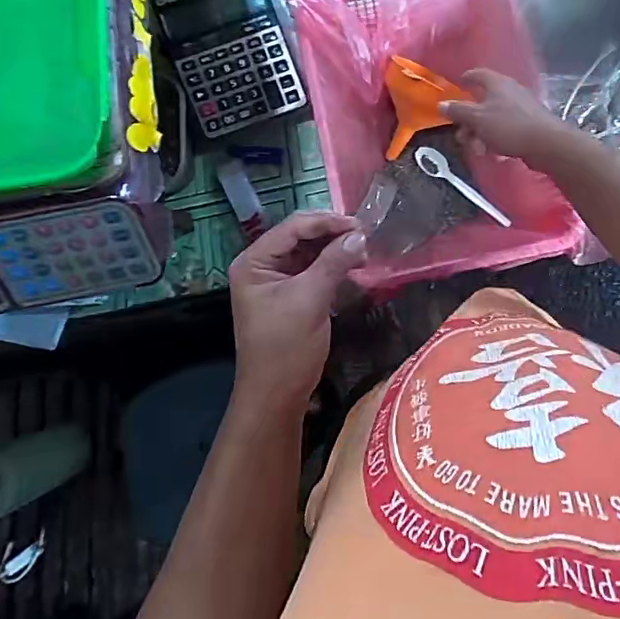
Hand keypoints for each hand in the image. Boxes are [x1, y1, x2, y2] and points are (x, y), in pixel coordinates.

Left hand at [228, 211, 365, 413]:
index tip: (360, 225)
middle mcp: (262, 266)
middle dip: (332, 234)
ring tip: (364, 251)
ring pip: (310, 252)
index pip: (293, 228)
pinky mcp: (292, 295)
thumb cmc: (285, 347)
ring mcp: (277, 281)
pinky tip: (356, 267)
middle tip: (365, 236)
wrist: (276, 396)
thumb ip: (333, 263)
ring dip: (336, 250)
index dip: (326, 222)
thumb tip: (360, 235)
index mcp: (254, 262)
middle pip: (301, 237)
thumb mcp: (310, 300)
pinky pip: (314, 270)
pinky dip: (334, 267)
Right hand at [441, 69, 580, 169]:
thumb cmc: (508, 126)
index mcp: (496, 84)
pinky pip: (506, 129)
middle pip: (482, 103)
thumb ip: (458, 111)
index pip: (477, 74)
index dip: (466, 78)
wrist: (546, 143)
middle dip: (469, 122)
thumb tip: (441, 104)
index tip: (458, 85)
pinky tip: (497, 155)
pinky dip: (497, 140)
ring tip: (480, 151)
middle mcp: (509, 91)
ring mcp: (520, 107)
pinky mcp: (528, 124)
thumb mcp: (477, 119)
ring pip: (492, 119)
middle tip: (464, 137)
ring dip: (482, 135)